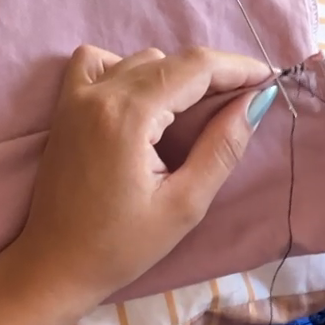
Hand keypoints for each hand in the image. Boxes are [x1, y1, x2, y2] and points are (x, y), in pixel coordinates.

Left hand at [6, 44, 276, 305]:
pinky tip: (143, 102)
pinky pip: (100, 63)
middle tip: (243, 104)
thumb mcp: (184, 205)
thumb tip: (256, 102)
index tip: (269, 79)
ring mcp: (75, 96)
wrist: (55, 265)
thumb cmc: (121, 247)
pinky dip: (128, 70)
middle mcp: (98, 93)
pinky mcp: (64, 107)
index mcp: (128, 115)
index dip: (238, 68)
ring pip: (141, 60)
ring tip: (196, 114)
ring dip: (175, 76)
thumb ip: (222, 148)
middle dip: (214, 75)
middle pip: (171, 60)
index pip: (195, 67)